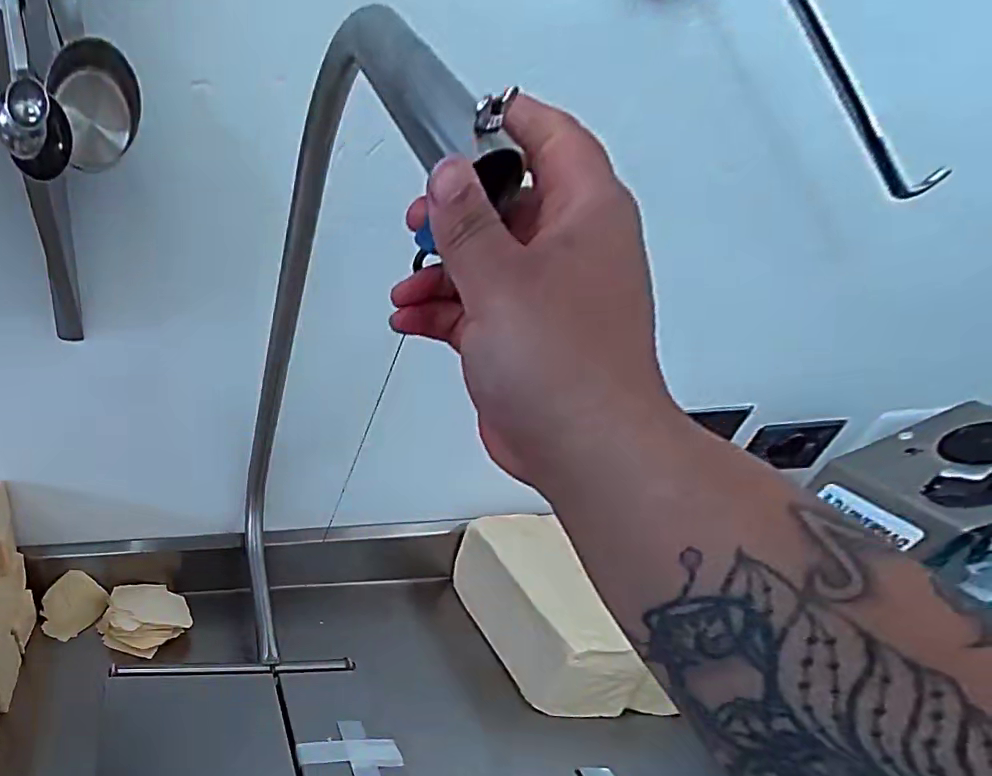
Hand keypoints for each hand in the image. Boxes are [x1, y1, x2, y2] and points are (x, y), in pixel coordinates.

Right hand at [388, 95, 683, 487]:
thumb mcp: (500, 281)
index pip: (555, 143)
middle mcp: (568, 250)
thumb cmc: (563, 364)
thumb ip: (467, 226)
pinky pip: (471, 306)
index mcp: (586, 216)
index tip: (472, 118)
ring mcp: (542, 294)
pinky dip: (438, 309)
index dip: (513, 125)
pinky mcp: (517, 334)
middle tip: (420, 219)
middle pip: (505, 206)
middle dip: (454, 215)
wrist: (575, 438)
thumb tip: (446, 177)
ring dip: (437, 271)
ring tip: (406, 288)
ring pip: (481, 261)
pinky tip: (411, 319)